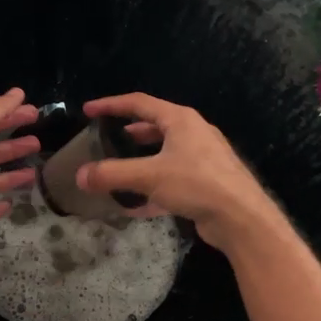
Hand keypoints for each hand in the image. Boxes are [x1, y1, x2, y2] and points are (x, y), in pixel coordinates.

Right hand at [74, 93, 285, 249]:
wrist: (241, 217)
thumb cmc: (196, 184)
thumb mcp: (149, 176)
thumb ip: (112, 174)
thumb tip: (80, 176)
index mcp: (180, 120)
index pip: (139, 103)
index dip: (111, 105)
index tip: (89, 110)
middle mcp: (193, 133)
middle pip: (155, 126)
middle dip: (130, 132)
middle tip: (107, 139)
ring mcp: (202, 158)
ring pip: (164, 153)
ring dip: (141, 160)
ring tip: (119, 169)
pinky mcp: (206, 183)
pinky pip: (173, 179)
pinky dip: (153, 187)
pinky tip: (136, 206)